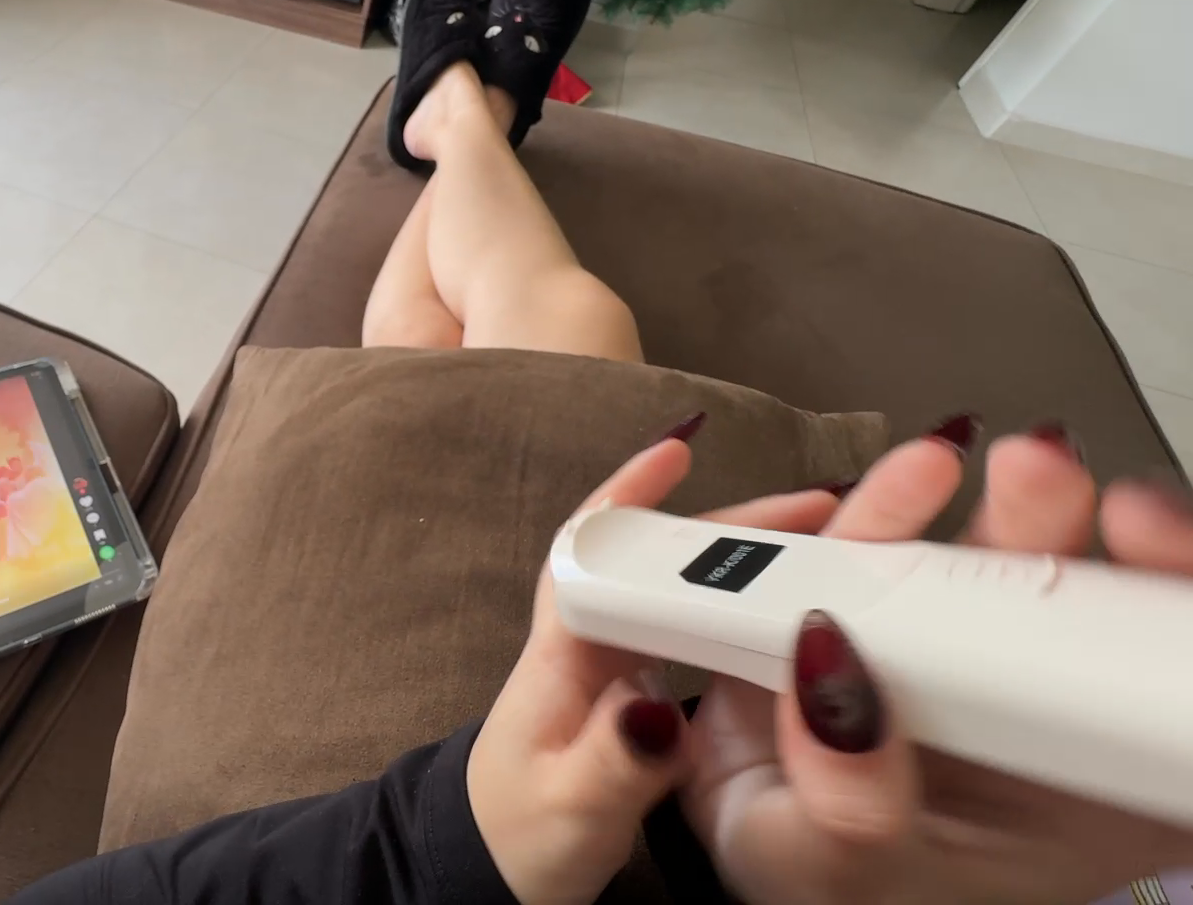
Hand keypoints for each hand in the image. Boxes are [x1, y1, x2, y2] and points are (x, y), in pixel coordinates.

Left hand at [468, 424, 844, 904]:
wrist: (492, 865)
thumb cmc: (518, 834)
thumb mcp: (571, 806)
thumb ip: (614, 761)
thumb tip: (661, 708)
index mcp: (563, 655)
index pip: (587, 552)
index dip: (625, 495)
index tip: (677, 449)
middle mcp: (582, 644)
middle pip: (646, 561)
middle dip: (719, 526)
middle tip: (814, 505)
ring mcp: (604, 667)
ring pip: (666, 591)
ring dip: (731, 561)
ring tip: (821, 542)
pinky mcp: (624, 695)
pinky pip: (675, 631)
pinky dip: (722, 608)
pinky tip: (771, 611)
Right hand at [680, 422, 1192, 903]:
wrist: (737, 841)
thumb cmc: (828, 884)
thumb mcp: (847, 867)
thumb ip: (854, 799)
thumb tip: (831, 671)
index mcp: (1067, 776)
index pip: (1158, 690)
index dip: (1173, 606)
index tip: (1146, 540)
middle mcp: (1003, 696)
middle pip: (1055, 600)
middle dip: (1058, 525)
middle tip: (1042, 474)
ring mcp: (914, 646)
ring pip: (952, 560)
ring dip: (952, 501)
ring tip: (937, 460)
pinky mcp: (834, 612)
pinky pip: (851, 554)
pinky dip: (859, 514)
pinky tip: (863, 487)